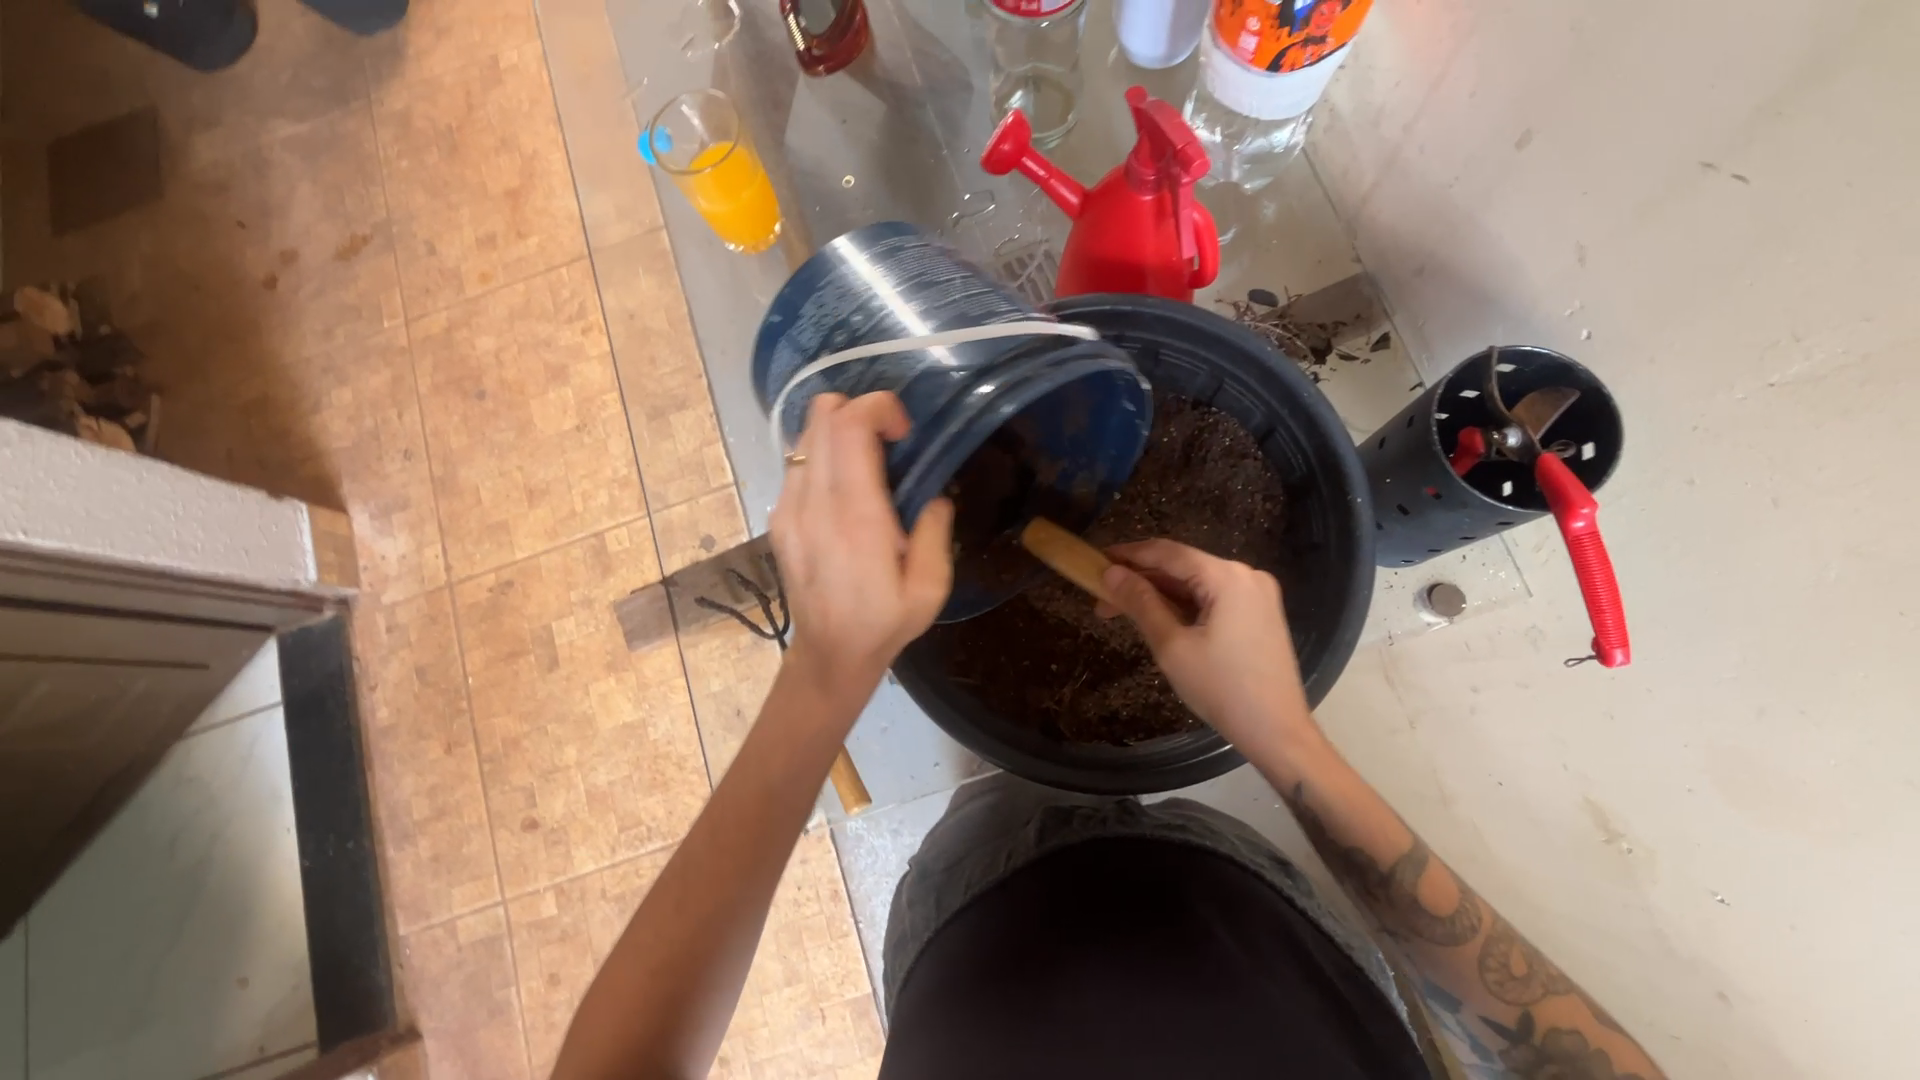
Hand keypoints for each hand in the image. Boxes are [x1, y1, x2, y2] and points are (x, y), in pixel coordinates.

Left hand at [769, 392, 953, 701]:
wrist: (829, 654)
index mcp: (855, 518)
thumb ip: (934, 532)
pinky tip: (845, 487)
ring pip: (805, 433)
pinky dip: (823, 454)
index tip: (904, 432)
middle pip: (822, 415)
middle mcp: (813, 503)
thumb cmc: (884, 623)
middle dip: (860, 410)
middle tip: (890, 442)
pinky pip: (798, 461)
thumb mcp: (930, 588)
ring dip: (839, 431)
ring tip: (869, 463)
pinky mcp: (778, 518)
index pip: (850, 425)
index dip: (879, 407)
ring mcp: (788, 508)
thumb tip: (933, 496)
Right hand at [1097, 539, 1320, 755]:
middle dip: (1140, 581)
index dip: (1128, 555)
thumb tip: (1110, 573)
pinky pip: (1213, 599)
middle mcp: (1246, 576)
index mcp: (1227, 577)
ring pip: (1196, 584)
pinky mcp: (1259, 614)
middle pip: (1182, 567)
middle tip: (1102, 600)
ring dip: (1159, 595)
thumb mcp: (1172, 646)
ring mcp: (1257, 595)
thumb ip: (1140, 603)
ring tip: (1122, 612)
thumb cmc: (1221, 688)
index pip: (1167, 553)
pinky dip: (1183, 606)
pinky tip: (1158, 619)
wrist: (1276, 731)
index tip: (1096, 560)